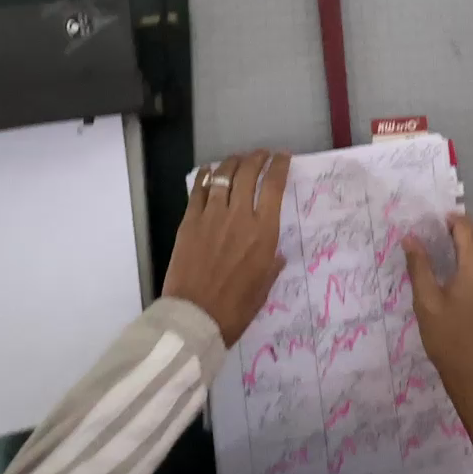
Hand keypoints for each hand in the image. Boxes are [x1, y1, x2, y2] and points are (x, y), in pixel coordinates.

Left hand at [162, 150, 291, 346]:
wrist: (195, 318)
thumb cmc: (235, 308)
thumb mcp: (263, 288)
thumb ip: (272, 266)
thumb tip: (277, 255)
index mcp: (263, 232)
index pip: (274, 186)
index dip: (279, 166)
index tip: (283, 157)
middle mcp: (239, 216)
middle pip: (249, 173)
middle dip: (257, 158)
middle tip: (261, 155)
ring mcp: (212, 215)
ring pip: (223, 175)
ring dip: (233, 162)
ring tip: (238, 159)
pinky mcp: (189, 221)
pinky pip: (198, 190)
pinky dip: (205, 176)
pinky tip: (208, 171)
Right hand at [402, 213, 472, 402]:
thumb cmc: (449, 339)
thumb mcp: (427, 302)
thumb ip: (419, 266)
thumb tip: (410, 237)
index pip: (465, 226)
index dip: (446, 220)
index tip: (425, 224)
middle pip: (472, 240)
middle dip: (448, 237)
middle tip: (422, 246)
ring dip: (457, 253)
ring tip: (432, 265)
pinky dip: (467, 268)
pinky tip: (449, 283)